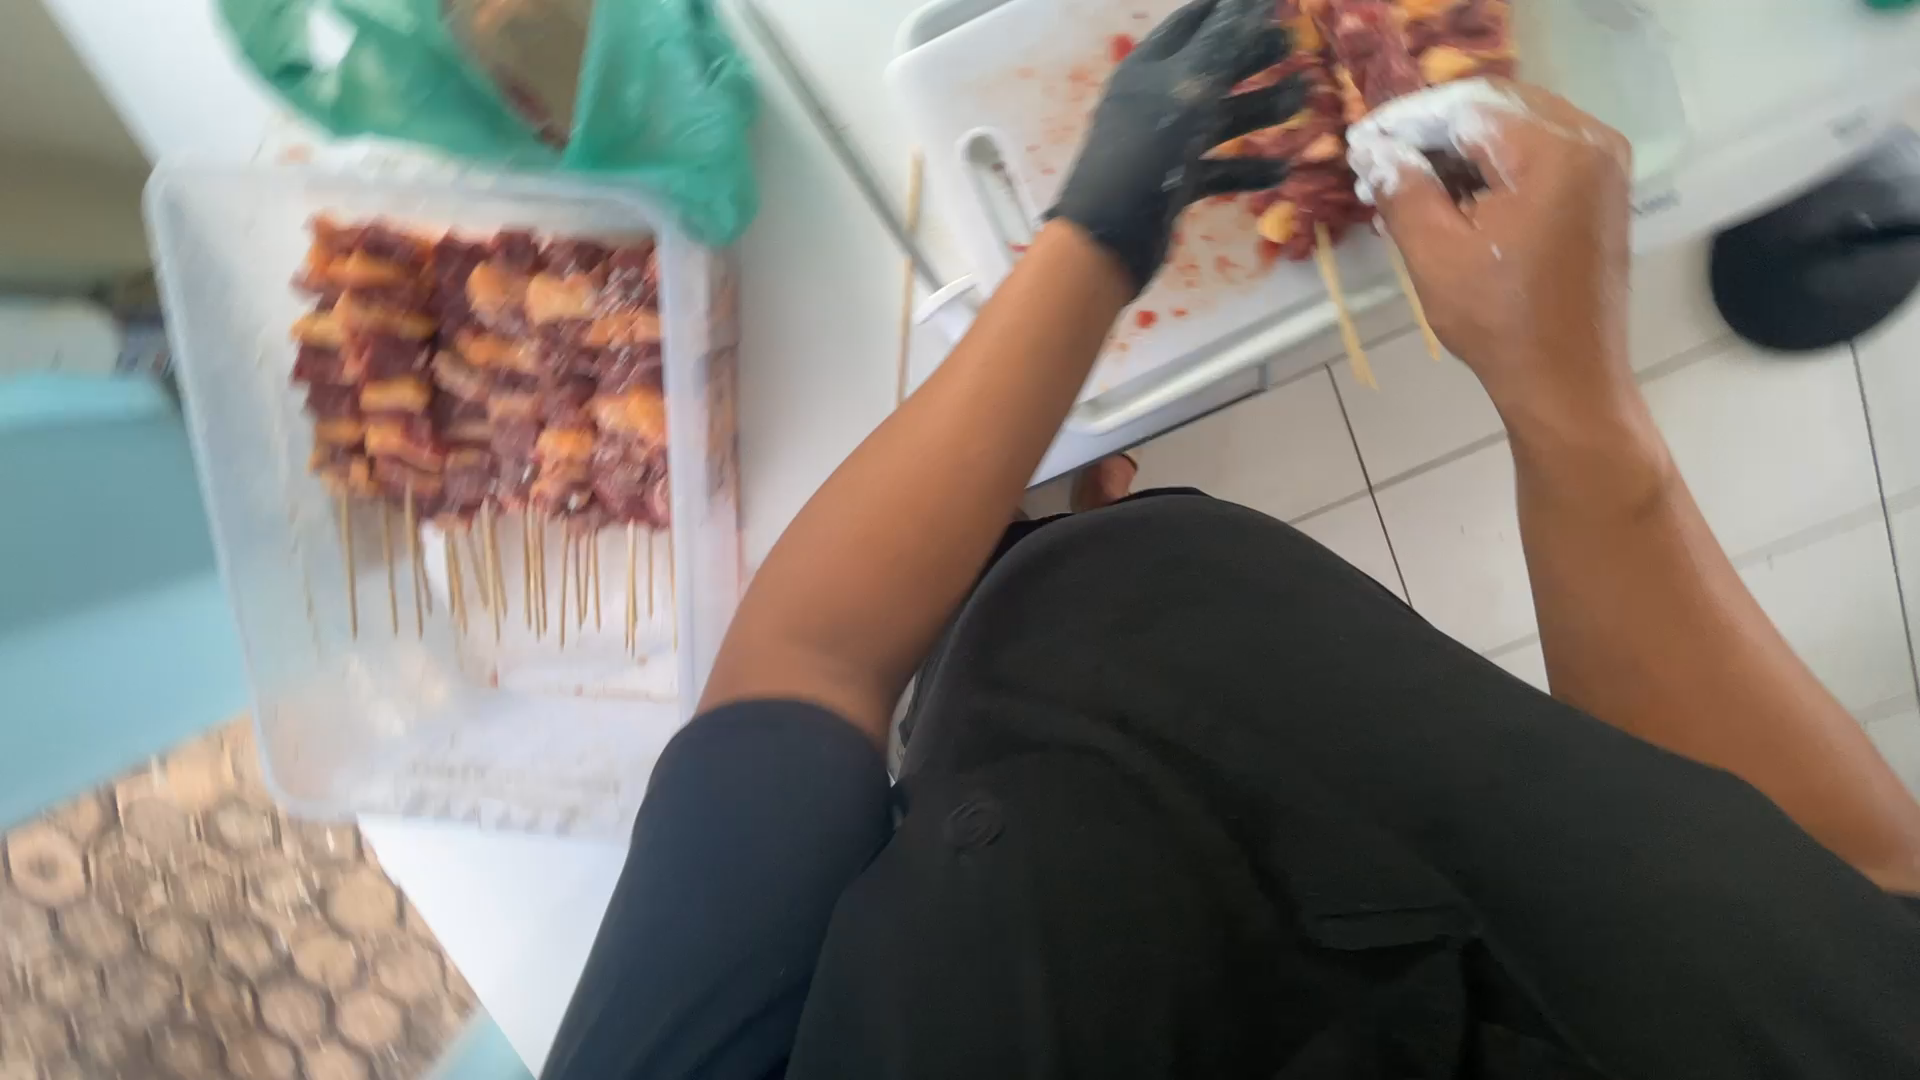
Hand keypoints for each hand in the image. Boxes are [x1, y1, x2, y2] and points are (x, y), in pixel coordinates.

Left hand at [1047, 0, 1308, 293]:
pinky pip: (1217, 170)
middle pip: (1213, 70)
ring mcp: (1165, 147)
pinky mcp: (1174, 186)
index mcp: (1148, 68)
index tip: (1276, 4)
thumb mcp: (1188, 87)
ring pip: (1219, 120)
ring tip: (1304, 98)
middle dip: (1255, 56)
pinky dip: (1247, 169)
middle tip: (1299, 47)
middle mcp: (1156, 103)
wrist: (1109, 239)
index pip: (1195, 21)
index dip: (1233, 8)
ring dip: (1261, 110)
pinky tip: (1283, 169)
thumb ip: (1225, 39)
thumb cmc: (1144, 152)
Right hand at [1360, 81, 1636, 430]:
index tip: (1359, 140)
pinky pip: (1532, 159)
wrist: (1562, 372)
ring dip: (1454, 152)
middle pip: (1494, 111)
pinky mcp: (1594, 191)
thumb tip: (1374, 151)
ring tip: (1400, 186)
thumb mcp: (1434, 255)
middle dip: (1429, 133)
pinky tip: (1444, 199)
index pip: (1468, 108)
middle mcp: (1588, 141)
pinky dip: (1484, 170)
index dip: (1407, 120)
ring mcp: (1599, 164)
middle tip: (1375, 163)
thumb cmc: (1495, 319)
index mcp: (1553, 151)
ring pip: (1512, 132)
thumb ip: (1404, 192)